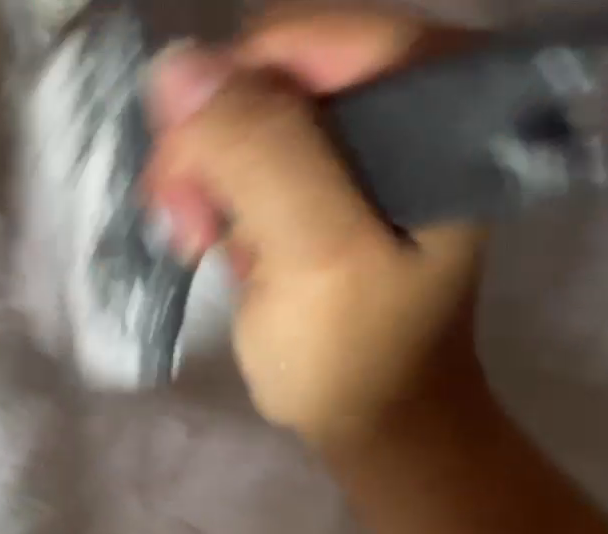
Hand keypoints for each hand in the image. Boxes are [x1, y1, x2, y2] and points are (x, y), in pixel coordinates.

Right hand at [142, 9, 486, 448]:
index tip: (198, 203)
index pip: (286, 45)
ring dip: (202, 182)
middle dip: (206, 155)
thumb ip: (260, 154)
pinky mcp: (330, 172)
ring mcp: (364, 132)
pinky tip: (218, 241)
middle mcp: (403, 88)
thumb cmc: (352, 350)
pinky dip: (215, 197)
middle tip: (195, 233)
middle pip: (258, 77)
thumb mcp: (312, 253)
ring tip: (203, 245)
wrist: (375, 415)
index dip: (220, 114)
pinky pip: (245, 153)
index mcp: (431, 83)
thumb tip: (175, 66)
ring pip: (241, 116)